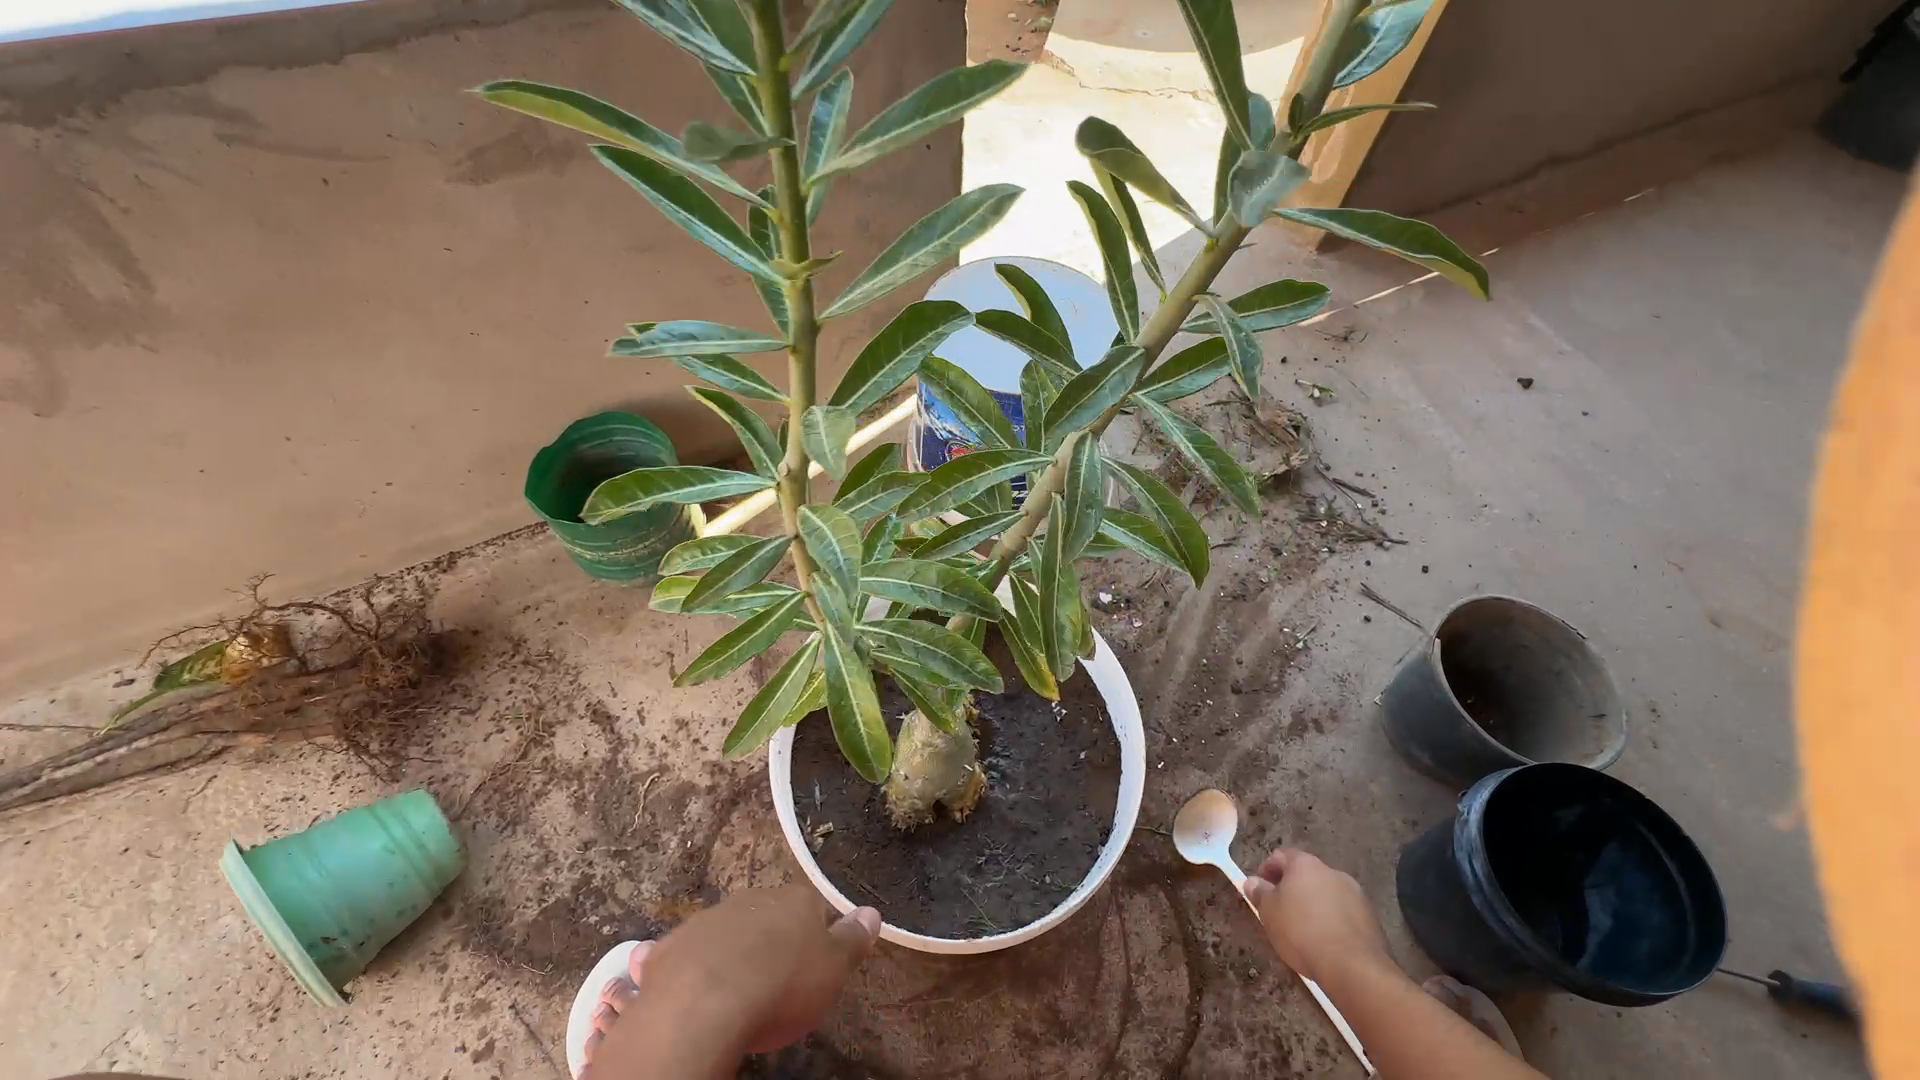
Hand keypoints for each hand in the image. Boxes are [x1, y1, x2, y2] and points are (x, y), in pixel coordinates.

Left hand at [587, 885, 878, 1078]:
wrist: (704, 1006)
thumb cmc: (781, 986)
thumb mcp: (833, 970)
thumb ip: (852, 939)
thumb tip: (871, 911)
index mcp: (794, 900)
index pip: (813, 906)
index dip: (815, 932)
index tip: (815, 961)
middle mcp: (751, 899)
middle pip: (768, 915)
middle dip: (771, 939)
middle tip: (776, 977)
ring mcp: (707, 920)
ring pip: (726, 931)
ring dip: (731, 952)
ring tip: (736, 989)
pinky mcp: (670, 947)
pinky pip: (685, 954)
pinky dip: (690, 967)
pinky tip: (693, 991)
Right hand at [1242, 848, 1394, 985]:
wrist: (1353, 967)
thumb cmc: (1302, 933)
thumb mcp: (1269, 913)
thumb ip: (1260, 893)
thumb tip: (1253, 881)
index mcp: (1305, 865)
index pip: (1281, 856)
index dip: (1266, 870)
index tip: (1260, 890)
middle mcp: (1332, 872)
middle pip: (1306, 874)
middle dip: (1292, 889)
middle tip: (1280, 911)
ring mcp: (1356, 894)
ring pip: (1327, 894)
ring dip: (1315, 905)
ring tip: (1305, 931)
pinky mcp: (1371, 918)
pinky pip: (1345, 913)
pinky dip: (1333, 921)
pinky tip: (1327, 942)